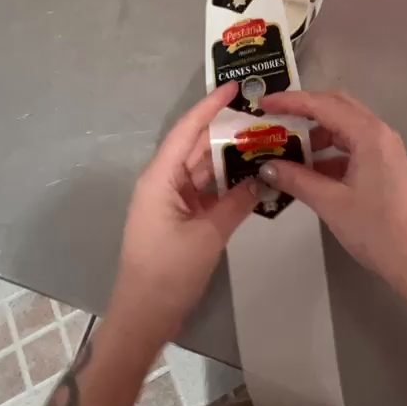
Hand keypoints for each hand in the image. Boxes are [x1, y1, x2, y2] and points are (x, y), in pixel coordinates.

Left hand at [110, 81, 259, 339]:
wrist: (144, 318)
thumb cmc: (169, 273)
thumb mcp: (209, 236)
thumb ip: (237, 202)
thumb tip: (262, 176)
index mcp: (160, 178)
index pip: (187, 130)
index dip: (209, 106)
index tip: (233, 87)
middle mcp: (162, 181)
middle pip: (195, 145)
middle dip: (225, 128)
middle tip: (260, 114)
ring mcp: (170, 199)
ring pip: (201, 167)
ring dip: (228, 156)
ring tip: (261, 140)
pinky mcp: (178, 216)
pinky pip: (203, 188)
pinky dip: (225, 181)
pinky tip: (250, 175)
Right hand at [256, 89, 406, 285]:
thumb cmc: (376, 229)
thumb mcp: (331, 204)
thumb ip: (297, 180)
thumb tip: (266, 167)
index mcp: (368, 134)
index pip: (323, 105)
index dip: (291, 102)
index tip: (264, 104)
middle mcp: (379, 132)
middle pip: (337, 106)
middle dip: (305, 110)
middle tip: (276, 117)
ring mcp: (385, 149)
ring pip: (345, 127)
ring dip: (317, 133)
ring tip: (288, 148)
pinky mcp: (386, 165)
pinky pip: (353, 146)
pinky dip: (330, 153)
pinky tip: (311, 172)